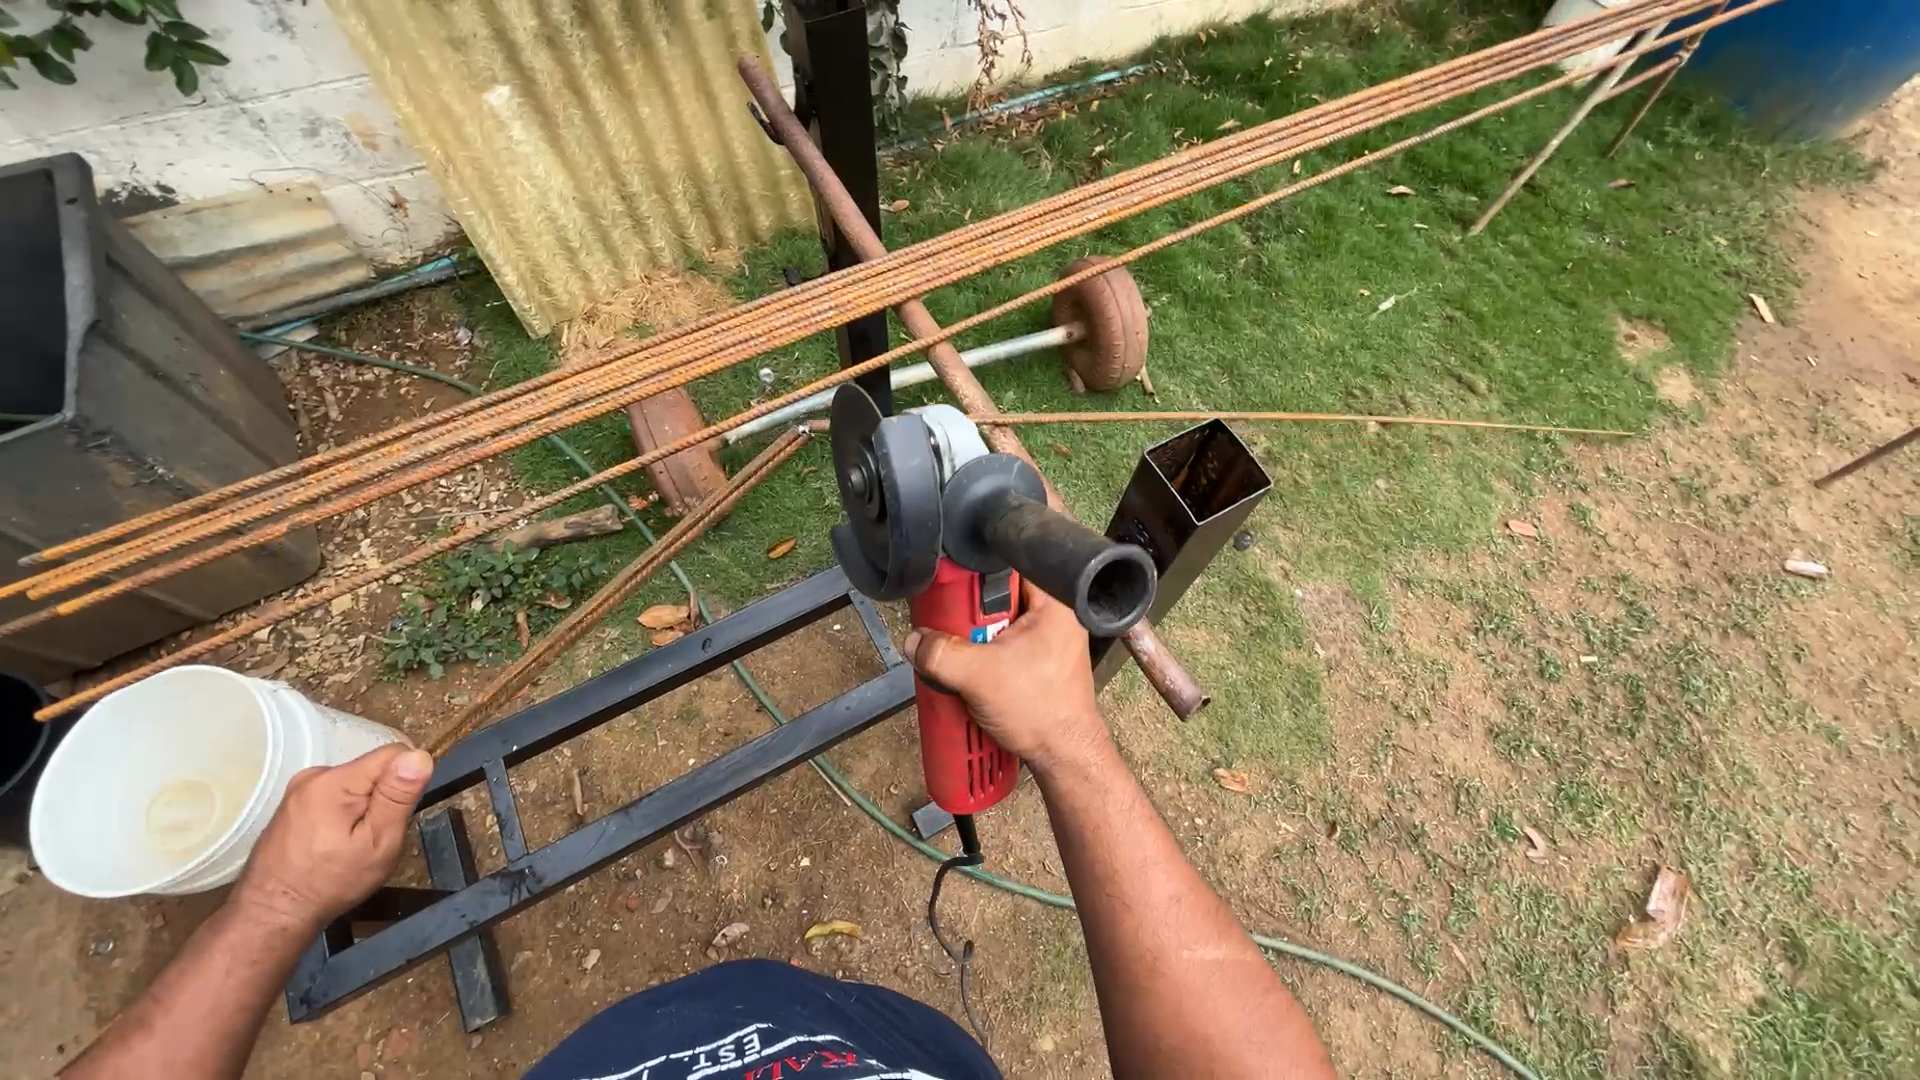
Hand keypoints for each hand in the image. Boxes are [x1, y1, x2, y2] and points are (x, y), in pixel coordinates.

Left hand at [231, 744, 434, 933]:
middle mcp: (313, 776)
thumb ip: (399, 796)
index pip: (394, 754)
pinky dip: (347, 811)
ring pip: (358, 781)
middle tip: (375, 835)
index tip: (396, 814)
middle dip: (386, 795)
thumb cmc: (330, 883)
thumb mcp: (379, 842)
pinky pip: (339, 793)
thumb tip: (419, 756)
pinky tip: (336, 840)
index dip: (406, 781)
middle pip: (375, 768)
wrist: (271, 915)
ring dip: (367, 805)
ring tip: (355, 841)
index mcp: (334, 782)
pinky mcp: (293, 803)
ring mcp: (299, 790)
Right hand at [904, 579, 1113, 776]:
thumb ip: (942, 654)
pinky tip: (967, 671)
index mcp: (1052, 601)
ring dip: (971, 639)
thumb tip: (915, 641)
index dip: (973, 575)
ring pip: (994, 623)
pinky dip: (980, 656)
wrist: (1063, 757)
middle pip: (995, 596)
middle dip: (967, 615)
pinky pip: (998, 645)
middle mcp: (1052, 614)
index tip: (948, 590)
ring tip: (958, 654)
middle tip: (950, 629)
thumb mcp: (981, 677)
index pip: (1005, 565)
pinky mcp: (1034, 660)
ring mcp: (1044, 638)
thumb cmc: (1043, 712)